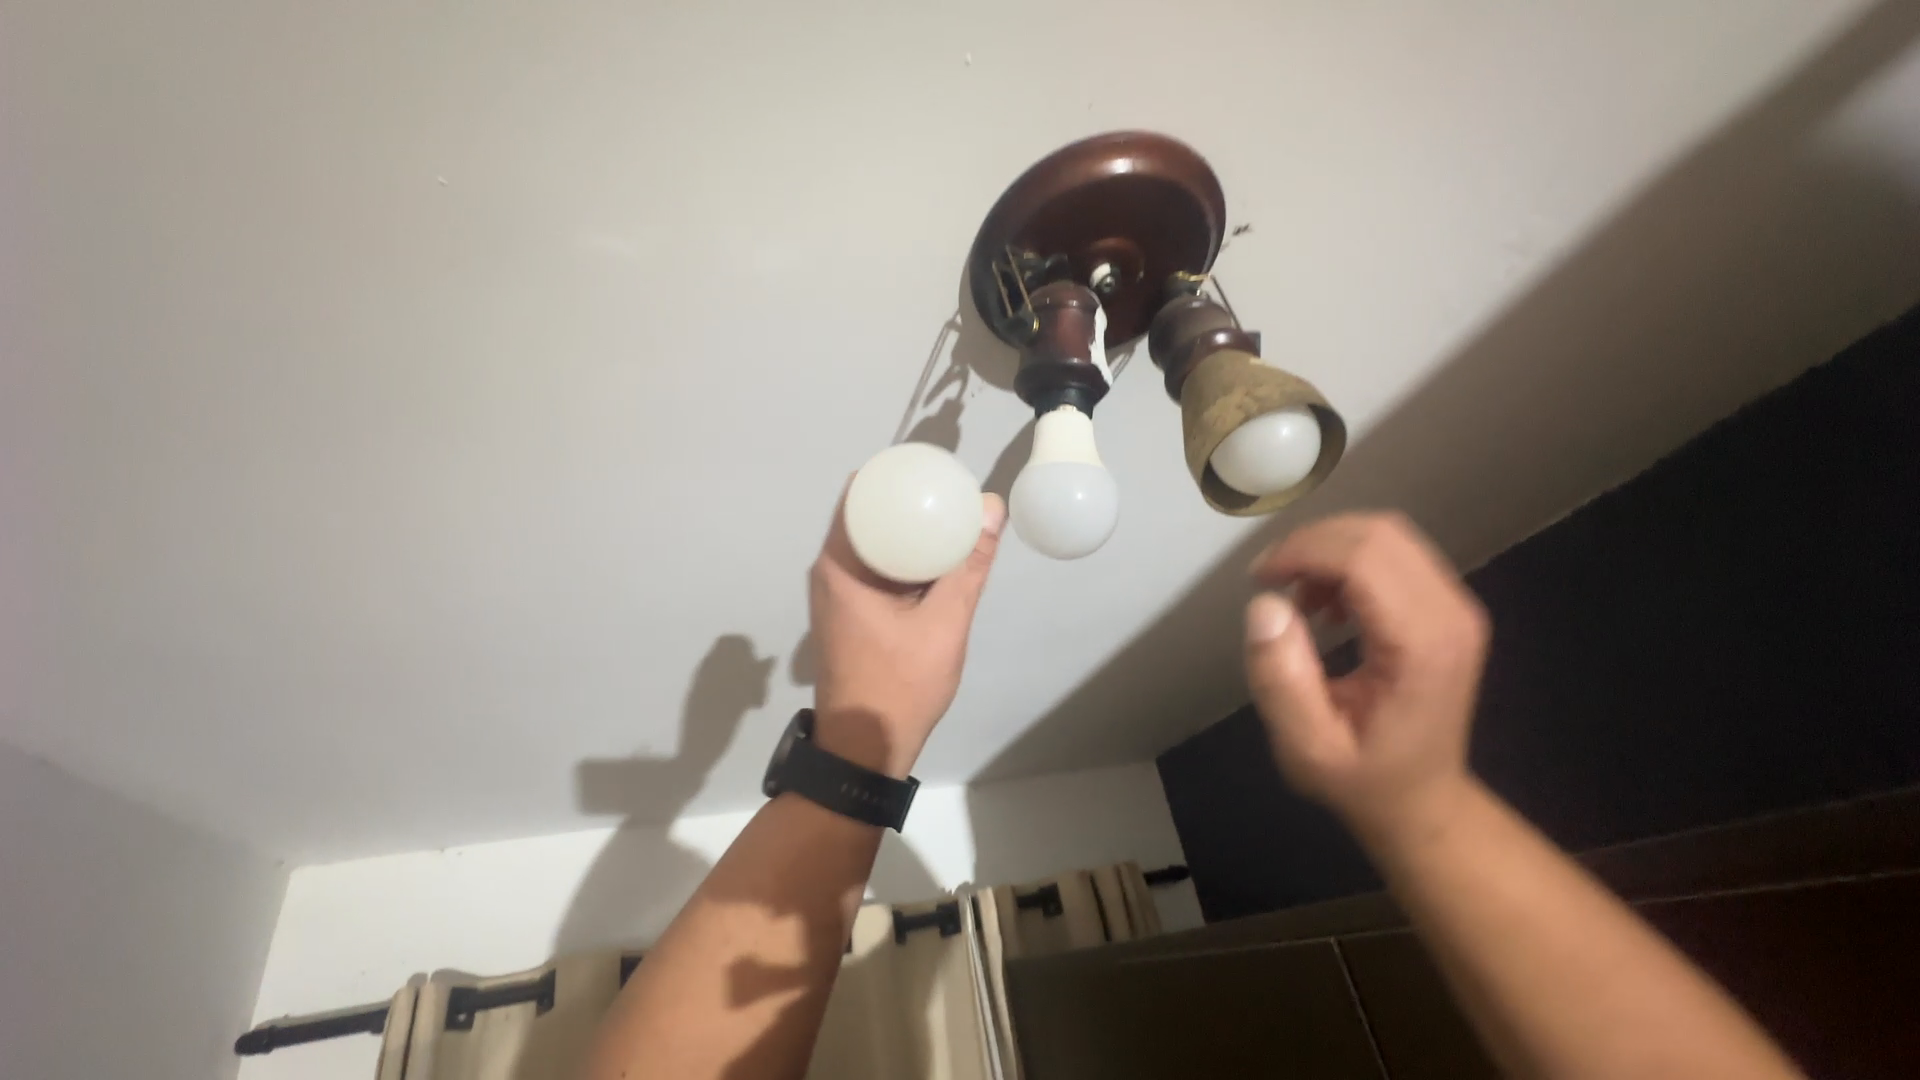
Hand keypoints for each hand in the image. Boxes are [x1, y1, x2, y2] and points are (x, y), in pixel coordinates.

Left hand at [808, 487, 1005, 777]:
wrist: (865, 747)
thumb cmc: (901, 684)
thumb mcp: (945, 621)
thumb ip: (969, 565)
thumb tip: (992, 507)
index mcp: (840, 566)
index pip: (859, 496)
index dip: (893, 476)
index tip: (931, 469)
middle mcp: (830, 572)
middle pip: (865, 516)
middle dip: (906, 501)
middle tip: (950, 491)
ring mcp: (836, 594)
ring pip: (871, 543)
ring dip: (905, 530)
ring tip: (948, 515)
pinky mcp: (849, 611)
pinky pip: (874, 567)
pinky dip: (902, 556)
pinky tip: (935, 556)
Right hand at [1244, 512, 1489, 841]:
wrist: (1420, 799)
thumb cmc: (1361, 778)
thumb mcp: (1305, 748)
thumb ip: (1281, 681)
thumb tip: (1265, 605)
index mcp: (1422, 645)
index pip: (1364, 558)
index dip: (1303, 552)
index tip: (1259, 579)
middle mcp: (1451, 613)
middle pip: (1379, 533)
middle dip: (1312, 543)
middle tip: (1270, 581)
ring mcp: (1455, 606)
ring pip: (1387, 535)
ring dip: (1328, 550)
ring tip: (1297, 598)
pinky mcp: (1445, 605)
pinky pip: (1394, 553)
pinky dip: (1347, 559)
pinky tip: (1326, 603)